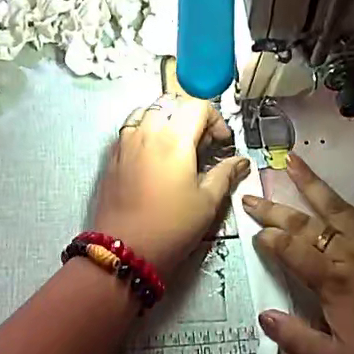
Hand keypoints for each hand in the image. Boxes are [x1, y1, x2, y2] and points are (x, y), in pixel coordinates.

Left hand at [92, 96, 249, 278]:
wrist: (125, 250)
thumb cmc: (171, 227)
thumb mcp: (207, 202)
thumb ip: (225, 174)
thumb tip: (240, 162)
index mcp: (175, 139)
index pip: (197, 106)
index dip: (215, 120)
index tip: (221, 143)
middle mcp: (147, 132)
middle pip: (171, 103)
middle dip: (190, 116)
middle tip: (201, 143)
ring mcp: (125, 143)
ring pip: (147, 112)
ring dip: (165, 120)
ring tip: (176, 146)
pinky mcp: (112, 157)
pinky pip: (129, 129)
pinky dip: (144, 131)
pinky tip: (154, 157)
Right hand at [242, 151, 353, 353]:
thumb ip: (298, 340)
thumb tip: (263, 316)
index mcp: (334, 283)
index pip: (291, 251)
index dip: (268, 239)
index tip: (252, 231)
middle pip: (308, 225)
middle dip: (276, 209)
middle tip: (252, 196)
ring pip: (341, 207)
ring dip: (315, 184)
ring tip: (294, 162)